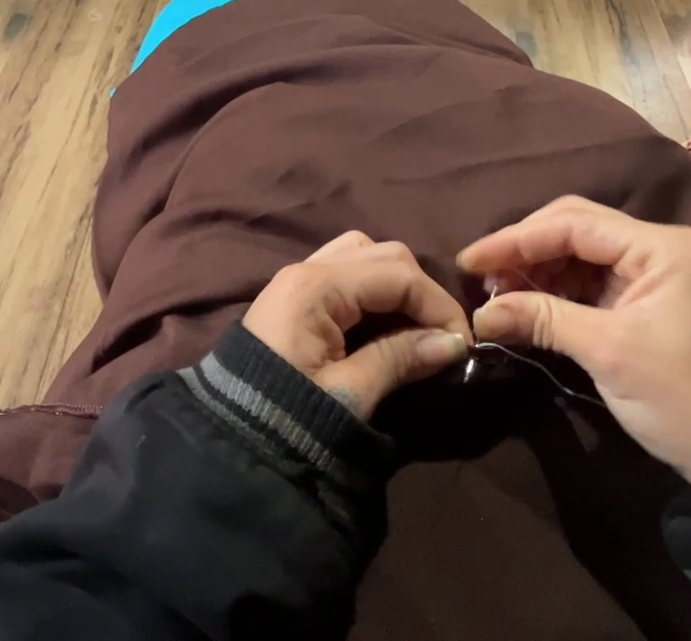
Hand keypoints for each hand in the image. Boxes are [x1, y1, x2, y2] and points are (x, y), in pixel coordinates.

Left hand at [244, 232, 471, 419]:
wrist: (227, 436)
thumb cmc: (287, 416)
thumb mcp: (349, 394)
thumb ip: (400, 358)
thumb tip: (453, 344)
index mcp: (317, 287)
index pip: (397, 274)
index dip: (438, 306)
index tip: (462, 345)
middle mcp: (307, 268)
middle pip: (383, 253)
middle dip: (420, 290)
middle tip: (439, 336)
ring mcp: (298, 277)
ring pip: (363, 254)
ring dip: (395, 283)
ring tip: (413, 326)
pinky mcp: (295, 294)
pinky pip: (344, 270)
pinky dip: (372, 288)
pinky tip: (384, 321)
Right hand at [458, 197, 690, 511]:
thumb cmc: (683, 400)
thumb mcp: (607, 353)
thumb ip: (542, 319)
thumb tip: (481, 315)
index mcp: (662, 247)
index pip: (573, 224)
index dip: (514, 240)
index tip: (468, 262)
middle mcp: (660, 248)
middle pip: (576, 228)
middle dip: (525, 250)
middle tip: (483, 279)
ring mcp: (656, 274)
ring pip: (580, 253)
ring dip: (538, 270)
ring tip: (501, 297)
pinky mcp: (648, 301)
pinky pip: (592, 281)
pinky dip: (557, 291)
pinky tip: (530, 306)